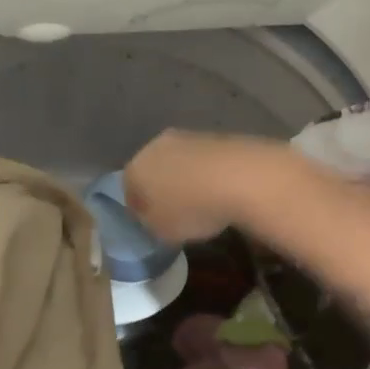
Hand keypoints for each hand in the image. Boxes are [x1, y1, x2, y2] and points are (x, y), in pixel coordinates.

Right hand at [123, 130, 291, 242]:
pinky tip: (221, 191)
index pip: (128, 191)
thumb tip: (151, 216)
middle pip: (153, 172)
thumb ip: (150, 224)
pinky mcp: (217, 136)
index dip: (139, 210)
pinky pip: (204, 161)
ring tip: (203, 203)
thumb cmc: (191, 209)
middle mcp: (155, 146)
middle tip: (176, 214)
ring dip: (185, 180)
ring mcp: (187, 137)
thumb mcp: (162, 232)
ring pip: (178, 163)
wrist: (241, 176)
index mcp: (134, 169)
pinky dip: (208, 174)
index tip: (153, 225)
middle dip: (161, 190)